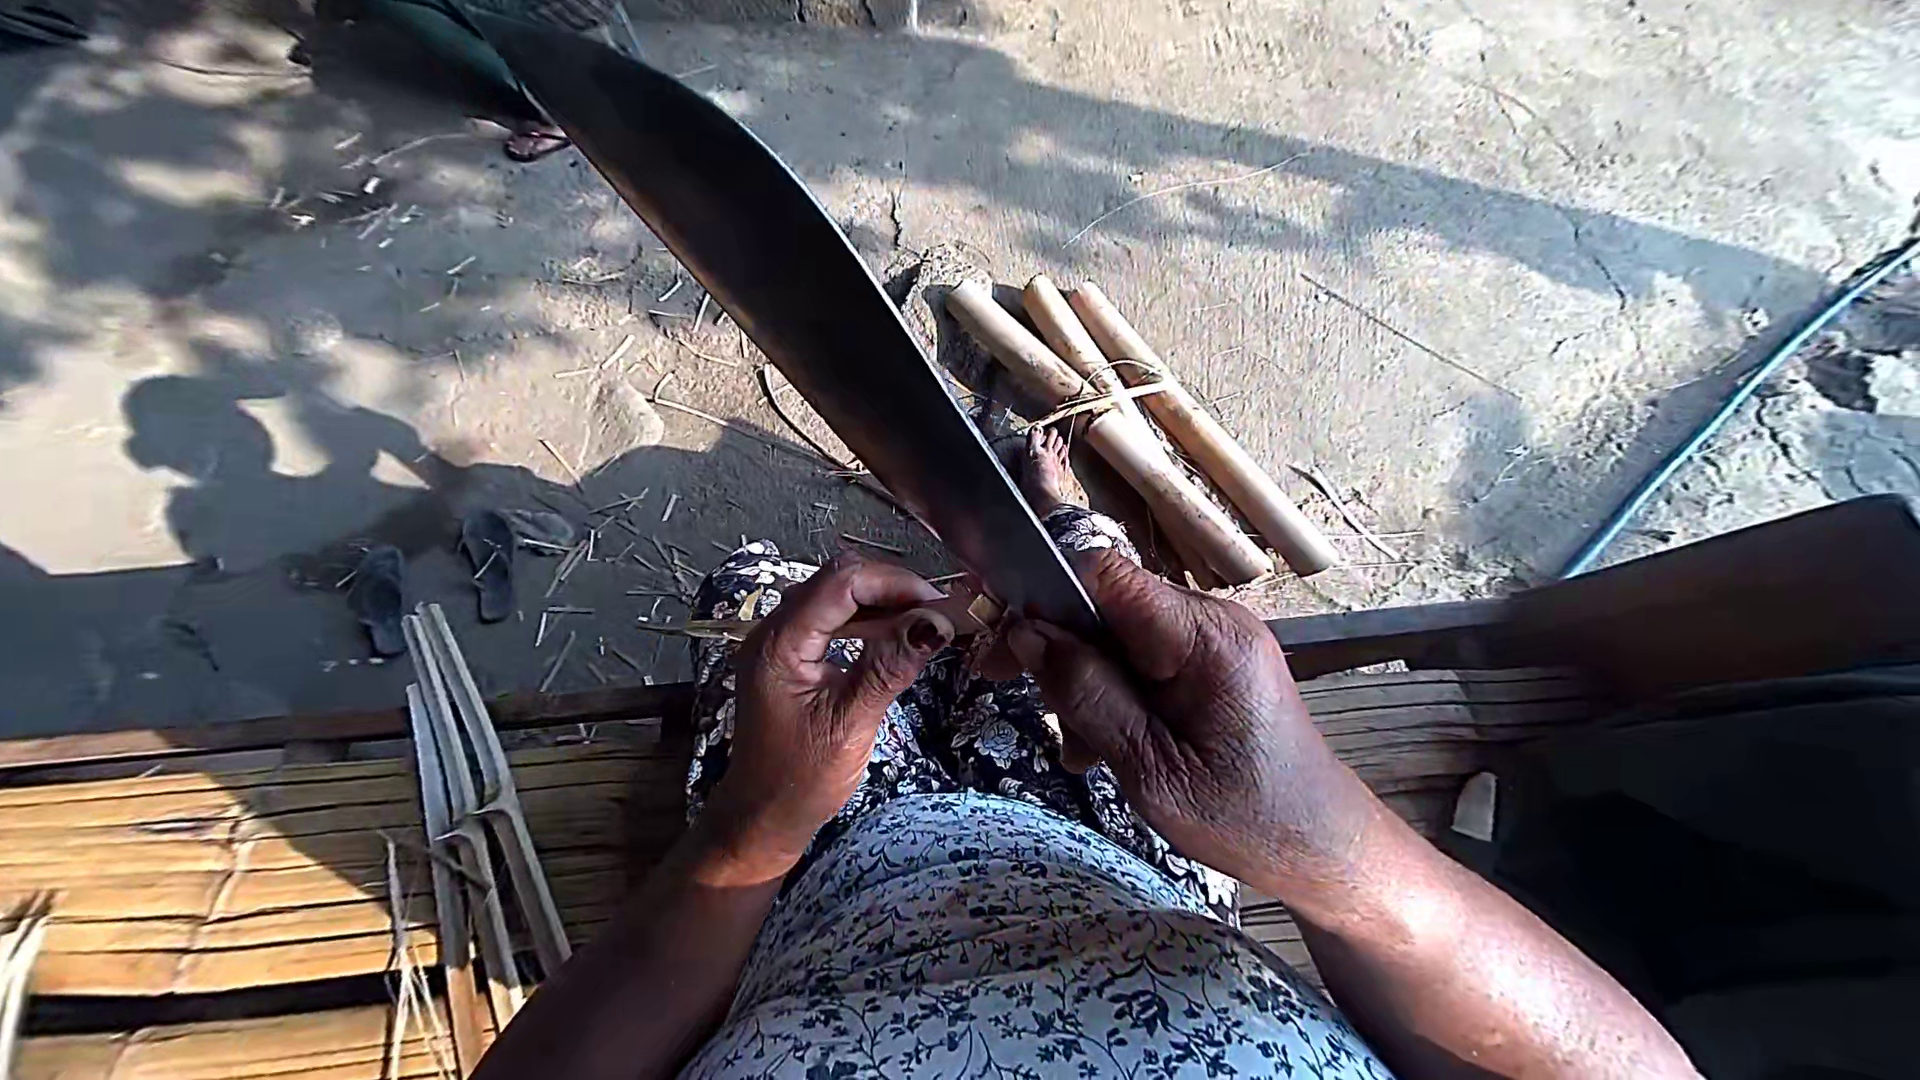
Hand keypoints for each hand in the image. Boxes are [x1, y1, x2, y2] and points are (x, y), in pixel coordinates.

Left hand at [703, 553, 953, 875]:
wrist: (762, 815)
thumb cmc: (802, 779)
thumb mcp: (853, 723)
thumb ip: (891, 665)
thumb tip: (937, 622)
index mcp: (780, 643)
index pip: (841, 583)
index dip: (894, 584)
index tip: (937, 604)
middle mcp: (774, 628)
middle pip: (839, 579)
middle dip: (892, 588)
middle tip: (937, 611)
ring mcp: (782, 637)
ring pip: (839, 593)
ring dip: (884, 601)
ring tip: (925, 619)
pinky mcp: (795, 650)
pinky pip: (836, 616)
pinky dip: (870, 617)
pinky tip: (897, 632)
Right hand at [1006, 549, 1377, 900]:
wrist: (1325, 848)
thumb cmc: (1248, 820)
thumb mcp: (1152, 771)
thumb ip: (1087, 695)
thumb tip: (1025, 633)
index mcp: (1206, 636)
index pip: (1106, 574)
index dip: (1045, 592)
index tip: (1002, 637)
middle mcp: (1209, 618)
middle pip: (1103, 604)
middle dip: (1055, 648)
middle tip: (1014, 691)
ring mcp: (1208, 635)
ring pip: (1112, 632)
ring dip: (1079, 678)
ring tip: (1079, 746)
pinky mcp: (1204, 658)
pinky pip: (1136, 655)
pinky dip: (1107, 689)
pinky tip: (1102, 740)